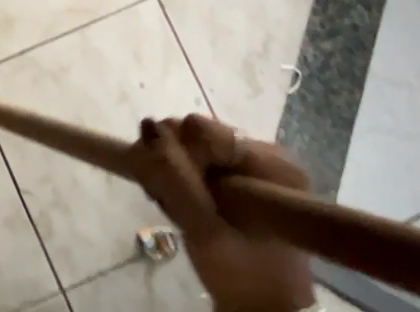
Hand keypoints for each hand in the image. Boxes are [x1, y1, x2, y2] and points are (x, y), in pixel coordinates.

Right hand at [131, 114, 314, 311]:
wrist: (262, 308)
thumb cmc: (243, 274)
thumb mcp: (205, 231)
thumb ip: (175, 179)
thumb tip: (149, 126)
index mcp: (270, 162)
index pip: (201, 130)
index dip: (179, 156)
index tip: (181, 193)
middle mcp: (259, 152)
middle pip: (190, 132)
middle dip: (170, 164)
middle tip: (174, 203)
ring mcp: (244, 162)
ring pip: (182, 142)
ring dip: (167, 172)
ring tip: (177, 207)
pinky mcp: (230, 172)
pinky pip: (185, 156)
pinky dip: (172, 177)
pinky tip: (179, 202)